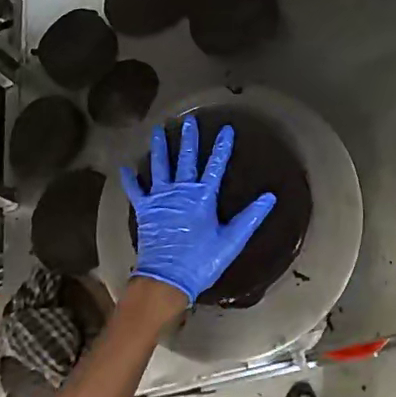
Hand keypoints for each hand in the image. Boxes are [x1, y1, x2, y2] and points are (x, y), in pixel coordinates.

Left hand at [119, 115, 275, 302]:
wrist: (167, 276)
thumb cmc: (202, 261)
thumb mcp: (231, 241)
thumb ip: (250, 217)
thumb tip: (270, 197)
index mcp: (203, 196)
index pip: (216, 165)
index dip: (222, 146)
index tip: (226, 128)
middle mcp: (180, 190)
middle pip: (186, 158)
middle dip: (189, 138)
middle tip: (189, 120)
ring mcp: (160, 198)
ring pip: (160, 165)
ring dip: (159, 147)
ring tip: (158, 130)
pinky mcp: (144, 209)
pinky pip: (135, 189)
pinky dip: (130, 178)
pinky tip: (125, 167)